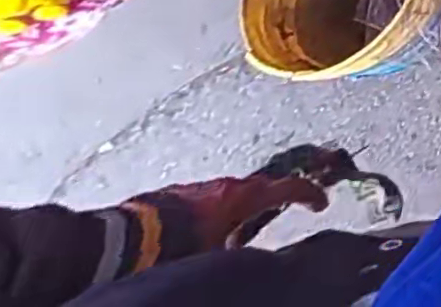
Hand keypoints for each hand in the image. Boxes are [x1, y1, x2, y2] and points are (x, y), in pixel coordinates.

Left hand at [155, 174, 328, 249]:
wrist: (118, 240)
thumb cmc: (173, 247)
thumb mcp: (210, 254)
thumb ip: (234, 248)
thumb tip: (246, 256)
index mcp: (246, 197)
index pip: (293, 188)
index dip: (312, 194)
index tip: (322, 203)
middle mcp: (231, 185)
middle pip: (263, 188)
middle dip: (271, 200)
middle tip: (271, 217)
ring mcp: (203, 186)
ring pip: (232, 194)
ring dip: (237, 208)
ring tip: (228, 230)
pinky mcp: (178, 192)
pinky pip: (206, 199)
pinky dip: (211, 211)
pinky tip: (197, 229)